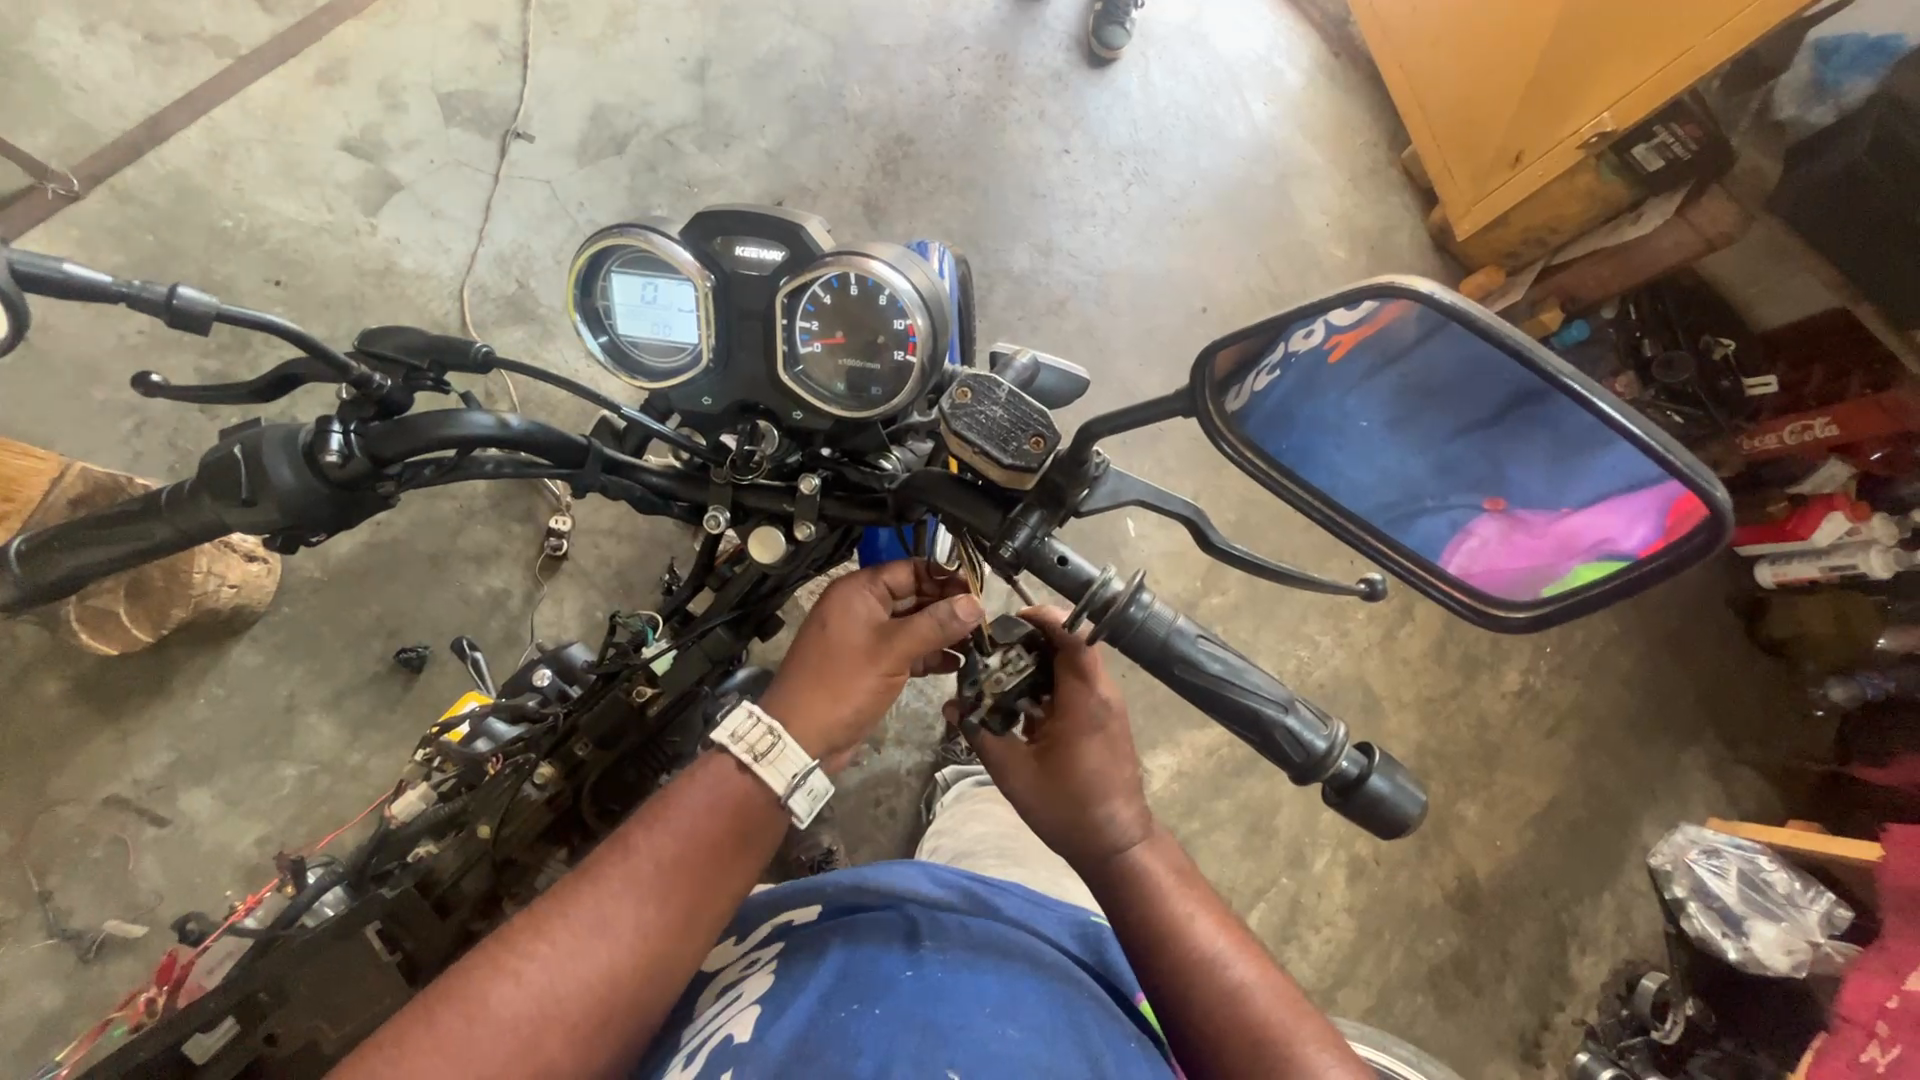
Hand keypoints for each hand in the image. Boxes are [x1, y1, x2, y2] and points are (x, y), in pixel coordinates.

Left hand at [761, 558, 984, 770]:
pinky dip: (929, 655)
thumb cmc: (843, 684)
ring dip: (943, 633)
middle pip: (914, 596)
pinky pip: (907, 650)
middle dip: (948, 607)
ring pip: (913, 625)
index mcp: (859, 591)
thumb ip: (936, 625)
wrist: (801, 738)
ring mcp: (866, 637)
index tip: (979, 590)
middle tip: (985, 619)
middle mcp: (862, 607)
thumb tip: (976, 604)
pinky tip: (957, 664)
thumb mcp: (893, 650)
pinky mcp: (872, 664)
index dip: (945, 577)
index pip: (910, 569)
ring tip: (979, 642)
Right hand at [951, 606, 1155, 870]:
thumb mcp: (1013, 772)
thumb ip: (981, 732)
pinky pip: (1077, 685)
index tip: (1010, 618)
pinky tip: (1020, 701)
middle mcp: (1101, 692)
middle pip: (1071, 644)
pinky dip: (1050, 683)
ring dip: (1040, 661)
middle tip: (994, 647)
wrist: (1116, 844)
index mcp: (1085, 698)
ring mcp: (1106, 705)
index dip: (1044, 617)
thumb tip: (951, 704)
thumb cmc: (1067, 808)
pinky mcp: (1104, 719)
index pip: (1074, 634)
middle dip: (1033, 639)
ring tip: (1001, 671)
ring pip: (1073, 664)